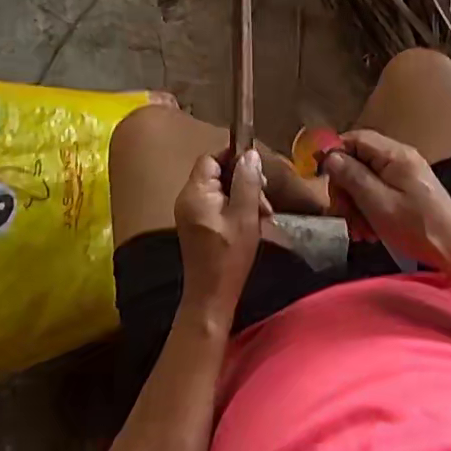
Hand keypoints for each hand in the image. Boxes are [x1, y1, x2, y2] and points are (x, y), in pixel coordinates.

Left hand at [174, 149, 270, 321]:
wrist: (211, 296)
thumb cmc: (229, 255)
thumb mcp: (245, 215)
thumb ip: (247, 181)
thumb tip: (250, 154)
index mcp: (195, 191)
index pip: (211, 158)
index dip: (233, 157)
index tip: (257, 169)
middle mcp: (187, 197)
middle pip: (215, 172)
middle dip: (242, 180)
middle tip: (263, 198)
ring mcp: (189, 212)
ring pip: (218, 189)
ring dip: (241, 196)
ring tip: (261, 213)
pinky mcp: (195, 224)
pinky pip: (215, 204)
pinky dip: (233, 208)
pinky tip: (250, 222)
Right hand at [320, 130, 450, 267]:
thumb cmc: (415, 225)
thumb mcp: (377, 202)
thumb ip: (352, 176)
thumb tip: (330, 156)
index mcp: (394, 154)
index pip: (355, 139)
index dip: (334, 154)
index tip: (321, 178)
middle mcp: (400, 158)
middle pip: (358, 160)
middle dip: (345, 187)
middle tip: (342, 214)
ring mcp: (405, 175)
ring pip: (366, 179)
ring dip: (356, 203)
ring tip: (358, 230)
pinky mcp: (408, 191)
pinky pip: (379, 192)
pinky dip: (369, 209)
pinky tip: (369, 232)